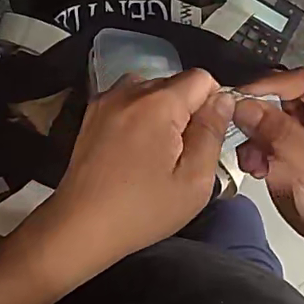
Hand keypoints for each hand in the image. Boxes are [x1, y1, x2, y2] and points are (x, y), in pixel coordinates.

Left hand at [29, 69, 233, 278]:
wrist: (80, 225)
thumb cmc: (139, 211)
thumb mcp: (194, 180)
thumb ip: (212, 133)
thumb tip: (223, 101)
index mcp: (158, 104)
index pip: (202, 78)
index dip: (214, 103)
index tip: (209, 135)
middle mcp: (129, 92)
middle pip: (176, 83)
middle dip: (187, 111)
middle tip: (183, 154)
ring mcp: (106, 101)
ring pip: (152, 92)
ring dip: (163, 114)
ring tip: (158, 154)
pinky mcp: (92, 114)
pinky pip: (129, 102)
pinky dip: (140, 118)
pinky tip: (136, 153)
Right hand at [234, 68, 303, 248]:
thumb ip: (283, 135)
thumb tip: (249, 106)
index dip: (273, 85)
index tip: (243, 95)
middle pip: (283, 94)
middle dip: (260, 113)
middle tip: (242, 125)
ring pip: (265, 112)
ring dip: (254, 134)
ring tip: (257, 159)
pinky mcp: (287, 142)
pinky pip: (258, 132)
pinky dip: (251, 148)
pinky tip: (258, 166)